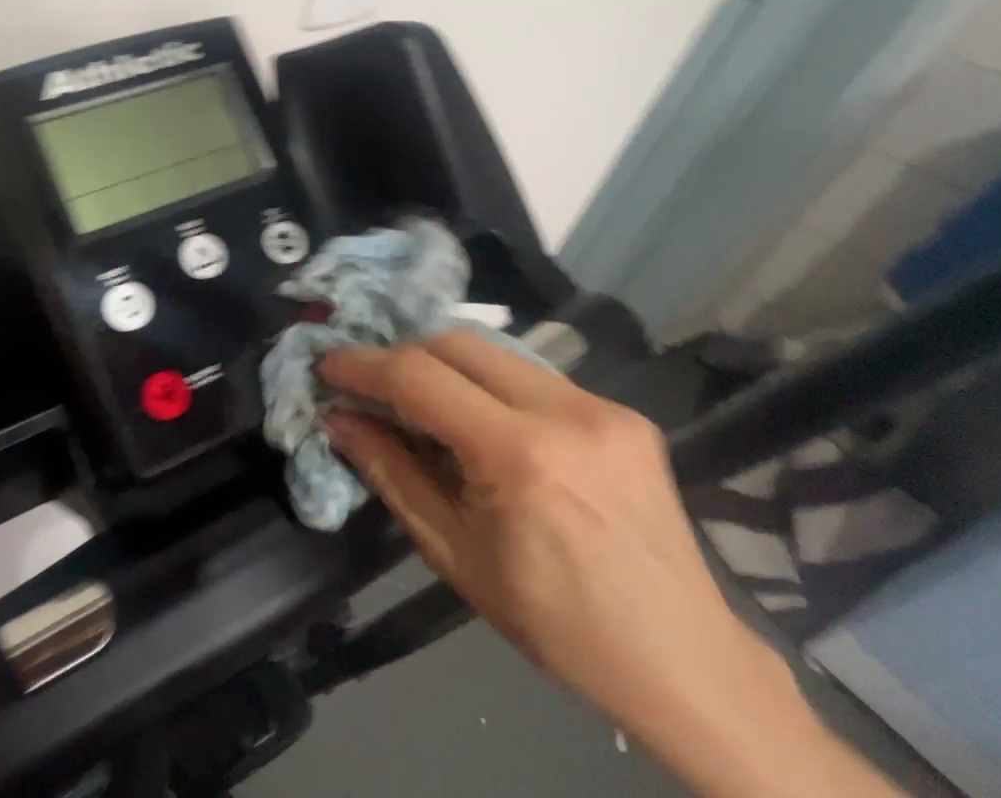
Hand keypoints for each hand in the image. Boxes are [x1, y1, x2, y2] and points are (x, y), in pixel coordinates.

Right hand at [320, 332, 900, 797]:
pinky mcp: (625, 416)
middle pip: (457, 343)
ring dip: (442, 366)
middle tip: (365, 386)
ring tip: (412, 403)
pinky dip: (487, 386)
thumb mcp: (450, 549)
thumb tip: (339, 420)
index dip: (360, 364)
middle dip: (399, 355)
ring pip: (497, 353)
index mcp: (520, 455)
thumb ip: (390, 471)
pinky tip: (474, 424)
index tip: (323, 368)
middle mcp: (568, 412)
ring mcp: (605, 409)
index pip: (419, 376)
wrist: (677, 658)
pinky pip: (534, 378)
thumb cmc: (550, 619)